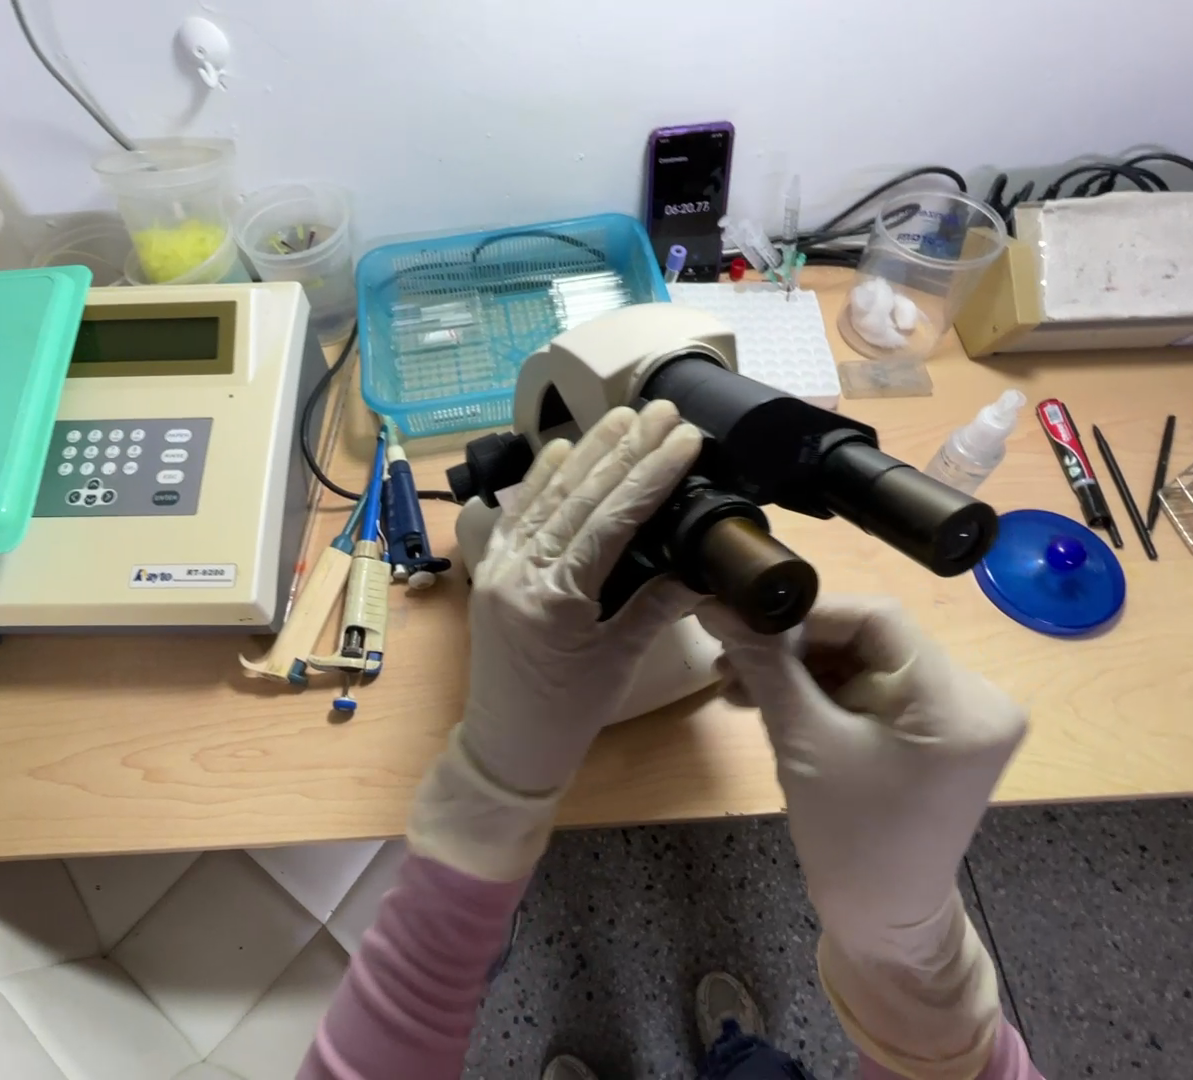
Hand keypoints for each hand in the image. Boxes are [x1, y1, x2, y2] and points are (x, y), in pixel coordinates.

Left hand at [407, 402, 702, 882]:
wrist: (505, 745)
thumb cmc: (566, 714)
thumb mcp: (620, 662)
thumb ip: (658, 606)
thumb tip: (703, 565)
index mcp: (555, 598)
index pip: (611, 522)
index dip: (650, 476)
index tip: (684, 438)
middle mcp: (520, 571)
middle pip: (579, 498)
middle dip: (624, 450)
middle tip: (661, 410)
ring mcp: (499, 566)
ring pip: (545, 497)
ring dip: (585, 453)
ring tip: (622, 416)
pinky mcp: (490, 568)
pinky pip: (515, 515)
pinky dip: (537, 480)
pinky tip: (559, 448)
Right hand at [699, 596, 1025, 1077]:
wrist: (882, 918)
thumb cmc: (848, 838)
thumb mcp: (802, 741)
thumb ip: (764, 664)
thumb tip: (718, 606)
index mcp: (959, 702)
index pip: (877, 619)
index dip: (804, 613)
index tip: (743, 619)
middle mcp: (972, 697)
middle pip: (868, 639)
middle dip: (791, 648)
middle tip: (729, 654)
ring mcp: (953, 714)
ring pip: (860, 660)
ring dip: (796, 669)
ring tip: (735, 682)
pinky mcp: (931, 728)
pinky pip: (866, 688)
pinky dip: (816, 690)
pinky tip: (765, 697)